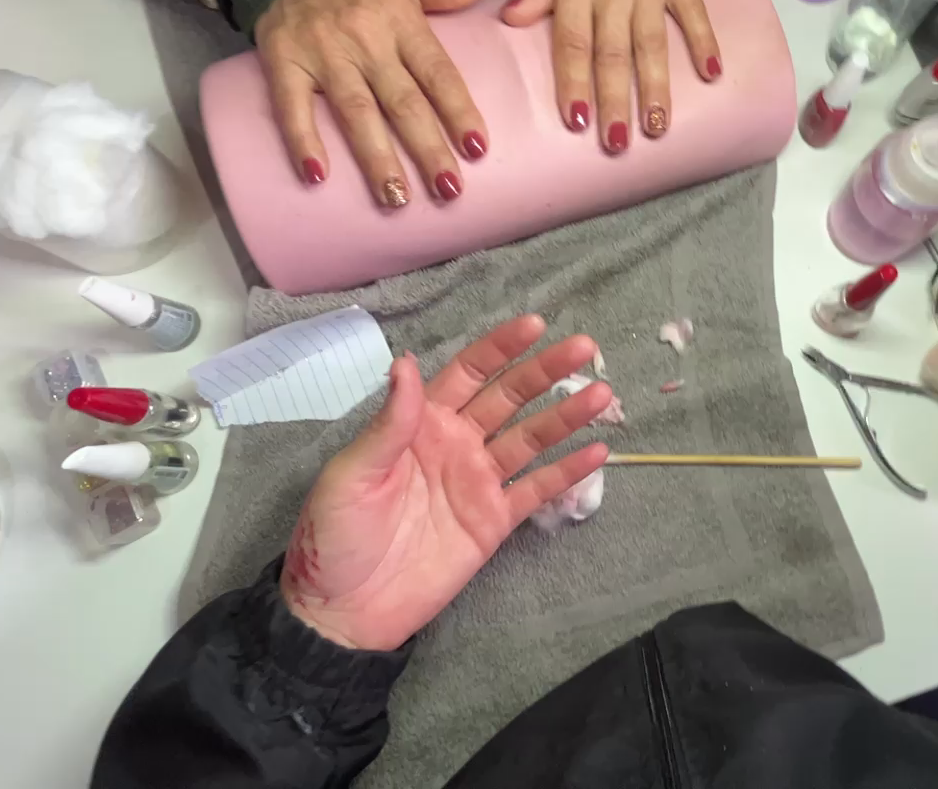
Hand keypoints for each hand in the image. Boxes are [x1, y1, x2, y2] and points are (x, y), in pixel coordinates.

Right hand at [256, 0, 496, 206]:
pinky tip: (315, 177)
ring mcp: (323, 53)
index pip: (437, 72)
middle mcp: (365, 40)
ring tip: (396, 199)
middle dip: (427, 149)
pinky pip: (291, 105)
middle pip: (402, 103)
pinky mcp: (283, 61)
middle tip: (449, 190)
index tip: (477, 149)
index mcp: (402, 21)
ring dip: (376, 158)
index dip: (459, 110)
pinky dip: (301, 140)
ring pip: (355, 113)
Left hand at [279, 315, 610, 650]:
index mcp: (423, 423)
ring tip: (602, 394)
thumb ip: (390, 422)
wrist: (343, 613)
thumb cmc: (335, 535)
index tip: (535, 325)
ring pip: (531, 438)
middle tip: (585, 348)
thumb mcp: (353, 474)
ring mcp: (480, 480)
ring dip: (566, 415)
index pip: (470, 373)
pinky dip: (567, 472)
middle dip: (546, 371)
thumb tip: (405, 362)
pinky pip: (536, 490)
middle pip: (510, 397)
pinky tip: (597, 453)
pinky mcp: (495, 520)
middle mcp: (459, 442)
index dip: (501, 348)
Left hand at [505, 0, 720, 152]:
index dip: (575, 81)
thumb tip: (514, 20)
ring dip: (656, 87)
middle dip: (615, 99)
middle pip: (614, 51)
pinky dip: (704, 42)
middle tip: (618, 142)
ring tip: (657, 127)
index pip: (574, 39)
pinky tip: (712, 75)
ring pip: (653, 41)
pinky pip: (694, 12)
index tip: (578, 121)